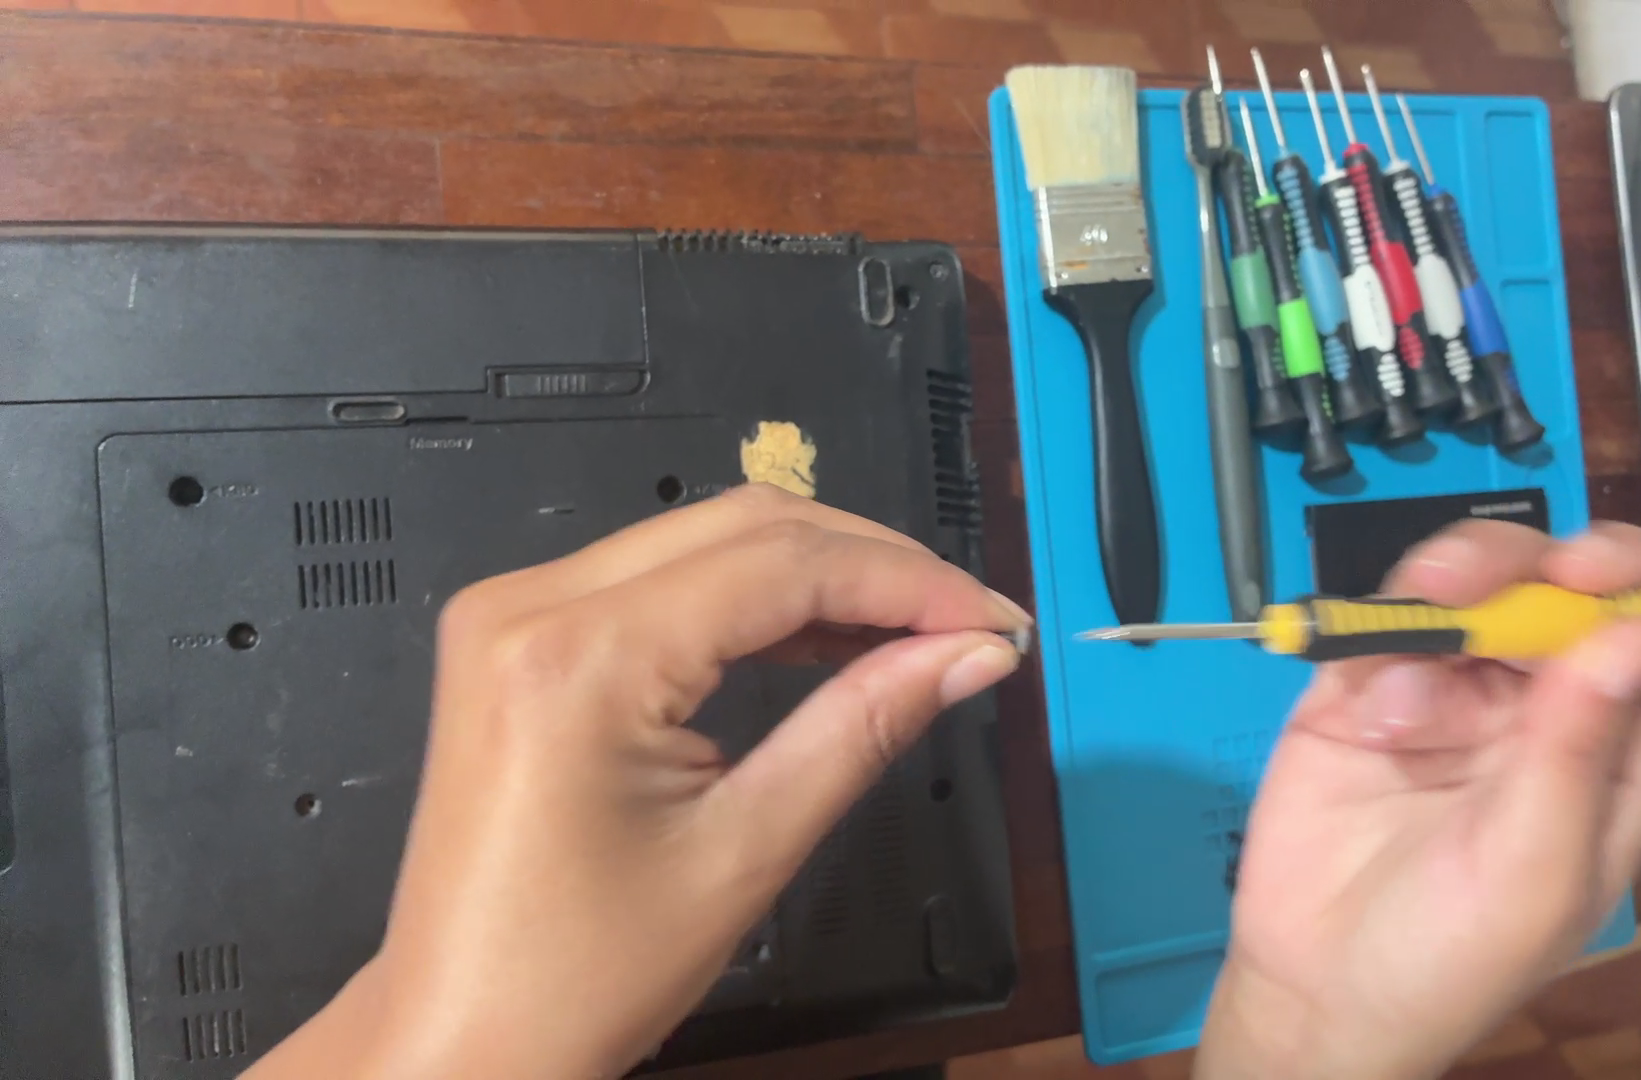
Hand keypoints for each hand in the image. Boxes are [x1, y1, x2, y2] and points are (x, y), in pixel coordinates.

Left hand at [240, 484, 1030, 1079]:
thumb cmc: (588, 975)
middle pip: (755, 525)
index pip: (785, 567)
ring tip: (917, 624)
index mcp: (584, 654)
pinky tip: (834, 631)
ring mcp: (530, 601)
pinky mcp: (541, 623)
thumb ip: (868, 724)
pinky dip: (770, 595)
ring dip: (830, 571)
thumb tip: (976, 654)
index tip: (989, 617)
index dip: (906, 581)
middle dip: (877, 563)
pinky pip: (683, 575)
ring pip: (722, 536)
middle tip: (965, 618)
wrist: (452, 1041)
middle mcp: (542, 595)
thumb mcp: (750, 848)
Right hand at [1196, 521, 1640, 1079]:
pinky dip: (1363, 646)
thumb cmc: (1447, 954)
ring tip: (1402, 655)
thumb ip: (1576, 753)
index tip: (1584, 570)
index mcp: (1594, 754)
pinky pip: (1363, 636)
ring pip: (1442, 600)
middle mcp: (1514, 713)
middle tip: (1458, 580)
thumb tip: (1637, 637)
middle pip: (1533, 596)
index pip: (1635, 640)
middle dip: (1506, 568)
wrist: (1313, 977)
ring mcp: (1426, 698)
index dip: (1624, 586)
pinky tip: (1365, 709)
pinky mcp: (1349, 697)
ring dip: (1426, 600)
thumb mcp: (1533, 868)